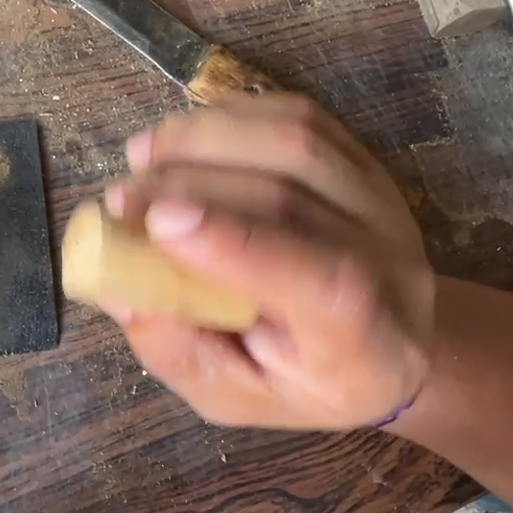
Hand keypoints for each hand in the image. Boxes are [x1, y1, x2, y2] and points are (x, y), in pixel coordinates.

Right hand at [104, 94, 434, 429]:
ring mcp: (381, 197)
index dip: (239, 243)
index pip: (323, 281)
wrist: (394, 336)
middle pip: (292, 195)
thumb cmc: (307, 377)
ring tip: (141, 155)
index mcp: (366, 341)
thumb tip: (118, 289)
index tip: (157, 223)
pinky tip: (183, 135)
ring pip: (294, 139)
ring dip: (203, 137)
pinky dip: (230, 115)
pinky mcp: (363, 158)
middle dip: (191, 185)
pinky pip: (296, 115)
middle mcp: (389, 259)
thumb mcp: (237, 397)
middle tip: (119, 199)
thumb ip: (180, 354)